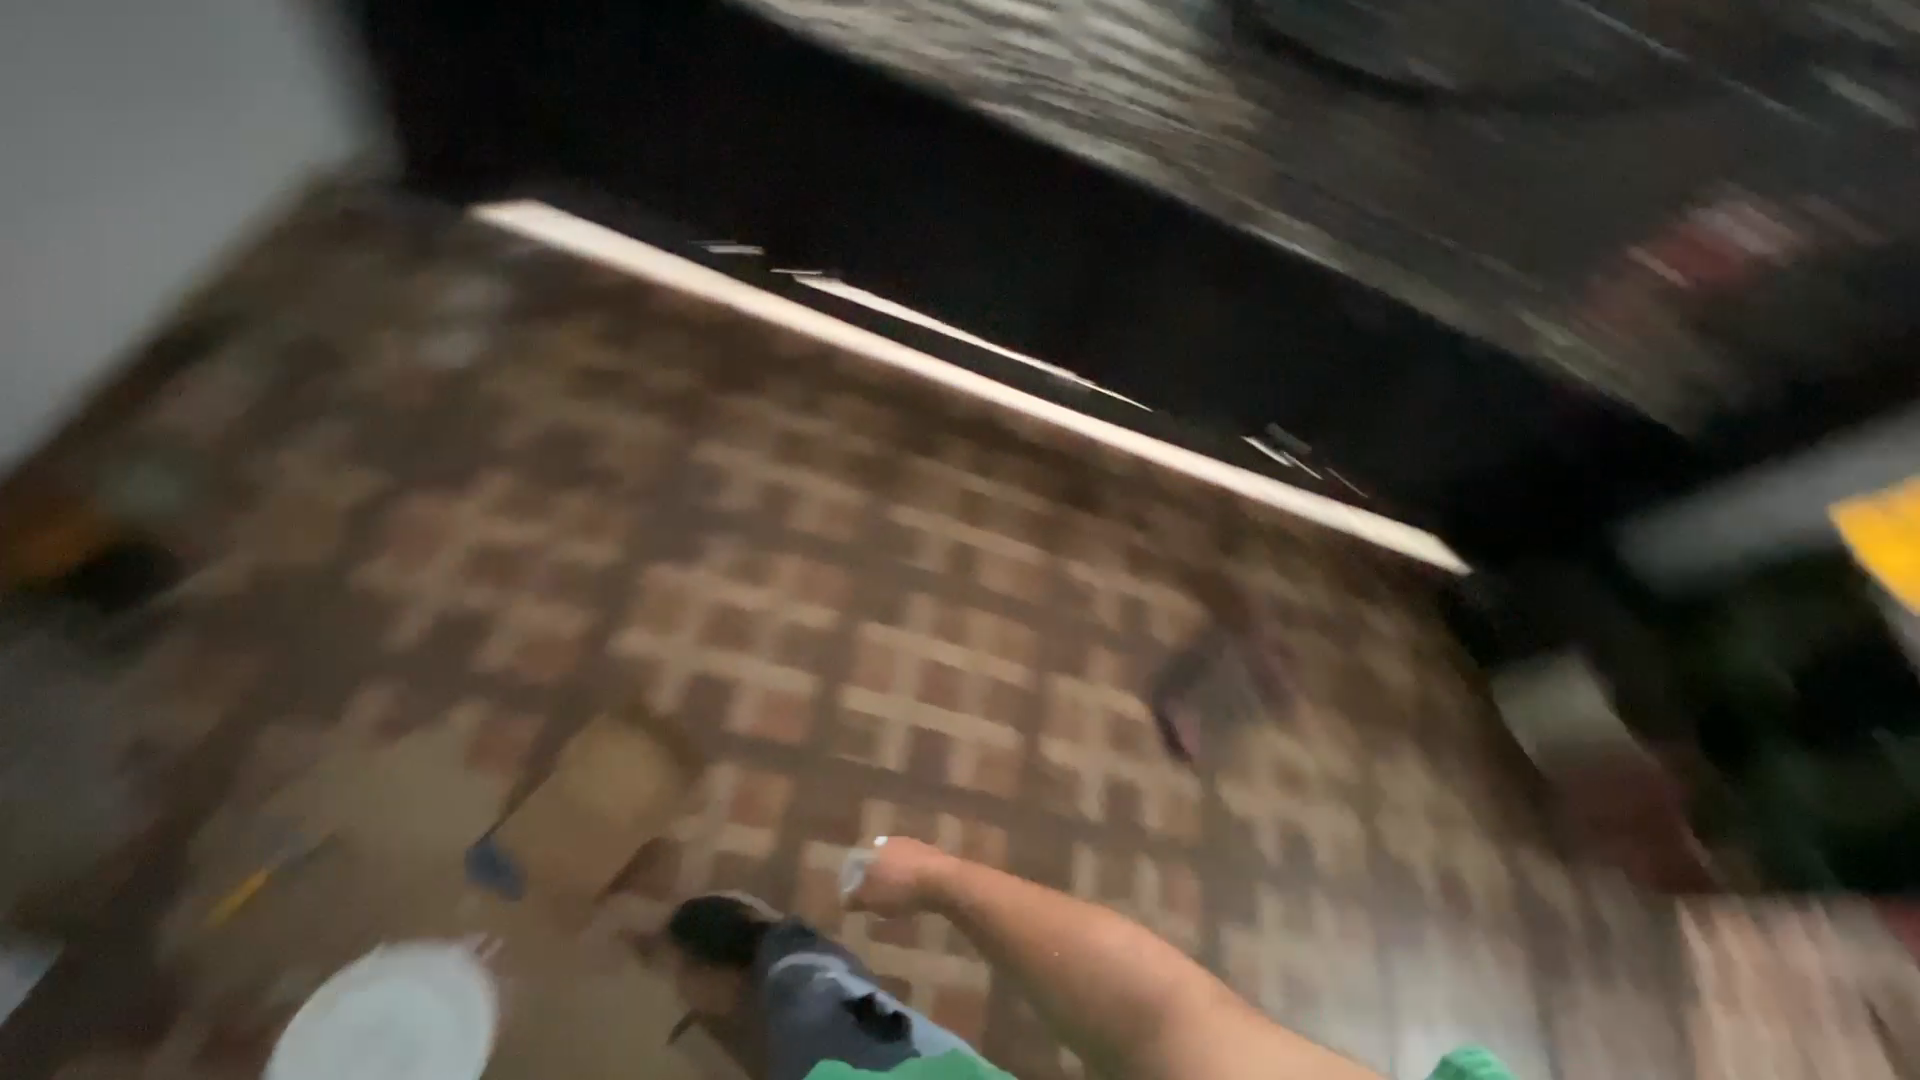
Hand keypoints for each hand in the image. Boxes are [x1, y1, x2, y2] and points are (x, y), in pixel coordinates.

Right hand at [843, 836, 953, 917]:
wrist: (942, 880)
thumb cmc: (900, 889)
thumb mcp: (870, 899)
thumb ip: (854, 898)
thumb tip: (844, 900)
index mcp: (874, 847)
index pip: (858, 860)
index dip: (854, 877)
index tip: (854, 893)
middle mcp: (893, 841)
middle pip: (878, 859)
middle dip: (875, 875)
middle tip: (874, 895)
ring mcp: (915, 845)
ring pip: (898, 862)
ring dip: (895, 877)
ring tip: (894, 897)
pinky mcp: (933, 855)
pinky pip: (915, 868)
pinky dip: (911, 879)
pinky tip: (914, 893)